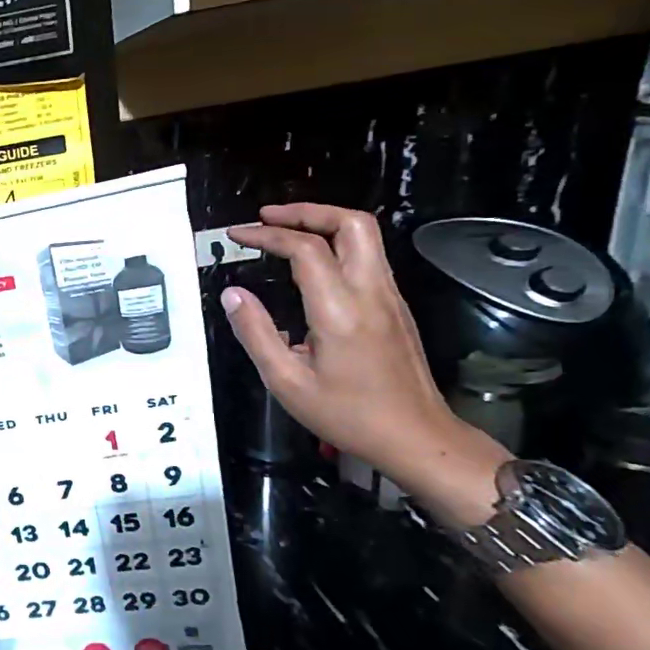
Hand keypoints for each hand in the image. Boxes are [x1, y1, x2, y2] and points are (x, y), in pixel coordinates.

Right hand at [221, 205, 509, 524]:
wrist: (417, 437)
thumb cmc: (349, 415)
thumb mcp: (287, 383)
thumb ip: (256, 333)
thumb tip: (232, 294)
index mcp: (340, 310)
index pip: (306, 248)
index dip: (268, 234)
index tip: (238, 235)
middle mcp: (370, 291)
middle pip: (351, 223)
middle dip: (307, 211)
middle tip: (269, 218)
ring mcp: (389, 296)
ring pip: (365, 236)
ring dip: (324, 223)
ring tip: (285, 231)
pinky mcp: (395, 306)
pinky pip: (367, 256)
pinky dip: (336, 244)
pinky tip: (312, 263)